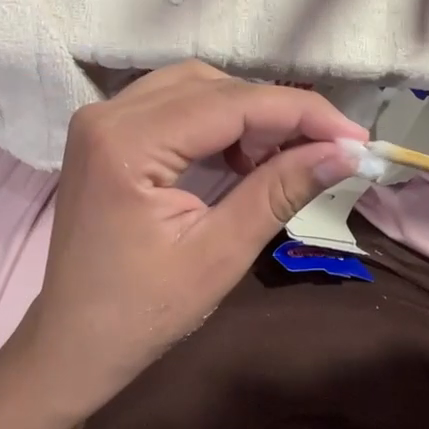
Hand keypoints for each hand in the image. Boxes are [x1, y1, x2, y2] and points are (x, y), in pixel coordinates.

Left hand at [16, 61, 366, 415]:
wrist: (73, 343)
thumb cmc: (142, 312)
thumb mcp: (219, 253)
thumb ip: (279, 190)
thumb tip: (343, 152)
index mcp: (127, 142)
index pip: (229, 103)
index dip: (300, 112)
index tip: (355, 135)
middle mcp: (107, 114)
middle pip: (211, 85)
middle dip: (274, 112)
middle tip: (323, 150)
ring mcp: (100, 120)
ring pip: (193, 87)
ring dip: (245, 113)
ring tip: (282, 156)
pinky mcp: (105, 133)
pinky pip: (172, 105)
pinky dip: (214, 121)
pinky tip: (240, 156)